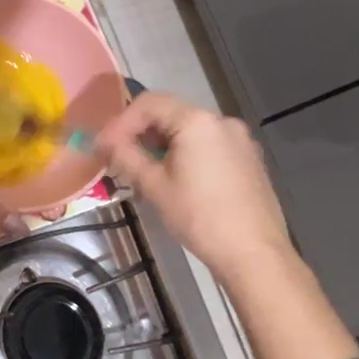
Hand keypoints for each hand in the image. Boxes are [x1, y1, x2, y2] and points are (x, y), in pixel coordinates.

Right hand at [93, 91, 291, 270]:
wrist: (255, 254)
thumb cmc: (200, 218)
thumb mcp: (155, 187)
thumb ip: (126, 157)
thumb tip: (104, 143)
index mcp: (197, 121)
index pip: (148, 104)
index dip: (120, 122)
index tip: (102, 146)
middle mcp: (221, 120)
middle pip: (170, 113)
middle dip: (140, 132)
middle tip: (118, 156)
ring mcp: (239, 139)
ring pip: (189, 130)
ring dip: (162, 143)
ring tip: (143, 170)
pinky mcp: (249, 158)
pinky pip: (209, 144)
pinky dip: (186, 152)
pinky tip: (175, 178)